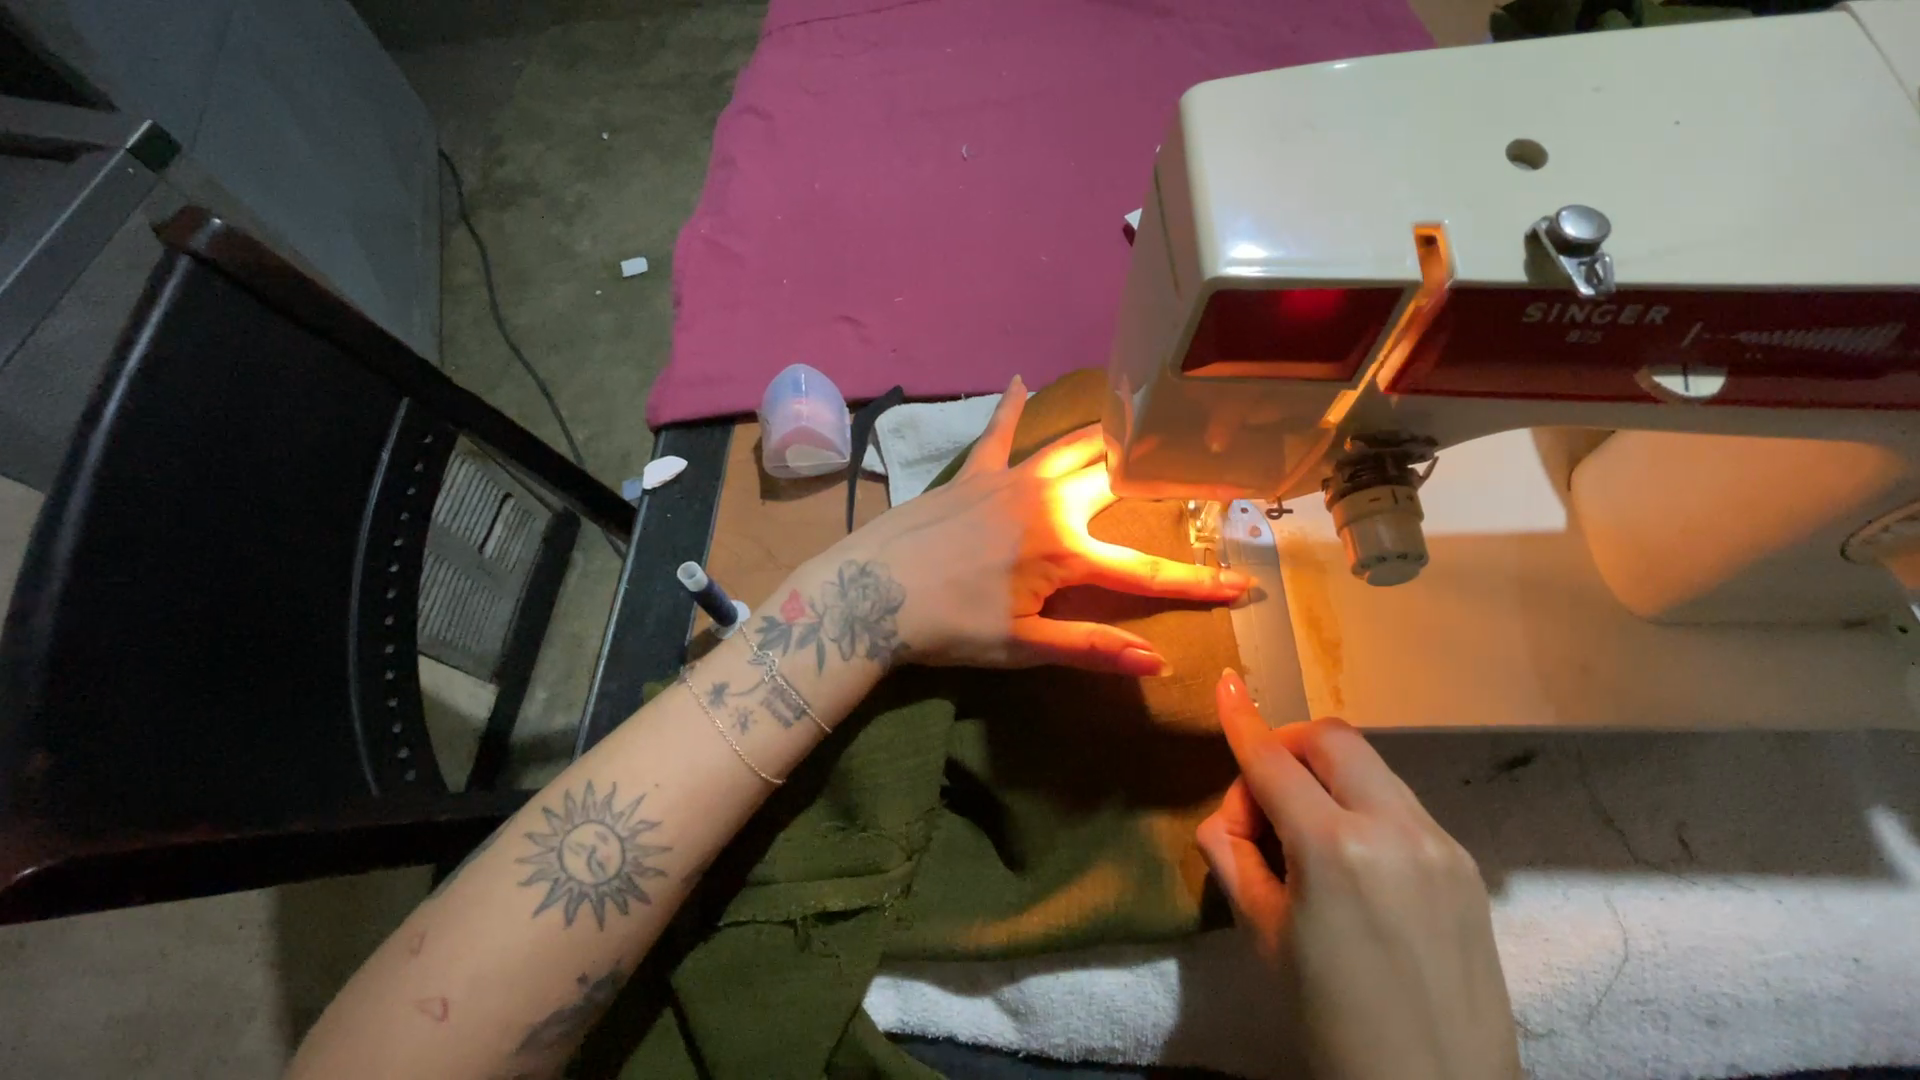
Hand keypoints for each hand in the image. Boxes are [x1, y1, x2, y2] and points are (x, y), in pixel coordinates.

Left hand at [818, 376, 1249, 676]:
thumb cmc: (948, 629)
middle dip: (1164, 481)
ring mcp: (1009, 480)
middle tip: (1200, 471)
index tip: (1244, 587)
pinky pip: (997, 433)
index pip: (1147, 572)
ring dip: (1110, 439)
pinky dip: (1012, 406)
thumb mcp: (1022, 648)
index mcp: (1065, 552)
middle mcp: (1048, 503)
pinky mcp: (972, 474)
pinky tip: (1021, 378)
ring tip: (1142, 425)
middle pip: (1119, 485)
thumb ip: (1092, 650)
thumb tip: (1161, 663)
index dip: (1199, 584)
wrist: (868, 596)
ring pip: (1072, 448)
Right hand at [1197, 670, 1520, 1079]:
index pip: (1273, 762)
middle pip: (1332, 739)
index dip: (1242, 721)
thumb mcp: (1262, 936)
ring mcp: (1441, 844)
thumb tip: (1231, 813)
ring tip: (1305, 838)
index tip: (1226, 683)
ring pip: (1370, 766)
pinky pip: (1399, 803)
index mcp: (1335, 849)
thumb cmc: (1329, 1024)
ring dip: (1325, 776)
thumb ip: (1234, 856)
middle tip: (1263, 799)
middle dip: (1288, 746)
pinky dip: (1360, 805)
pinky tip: (1350, 863)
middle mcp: (1396, 828)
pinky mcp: (1466, 866)